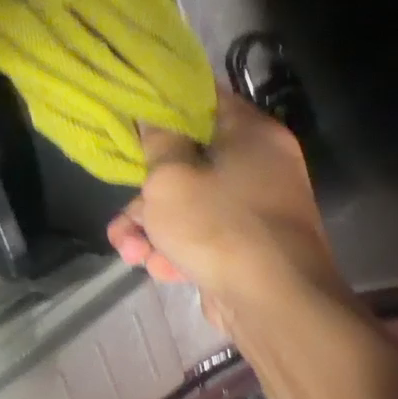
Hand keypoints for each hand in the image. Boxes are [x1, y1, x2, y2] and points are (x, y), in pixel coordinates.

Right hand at [107, 90, 344, 321]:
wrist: (272, 300)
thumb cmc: (217, 226)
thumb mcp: (169, 178)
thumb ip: (157, 142)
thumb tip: (152, 113)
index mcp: (250, 135)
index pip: (203, 99)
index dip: (161, 102)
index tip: (125, 113)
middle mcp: (257, 163)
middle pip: (181, 160)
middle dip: (142, 192)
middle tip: (125, 211)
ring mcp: (251, 204)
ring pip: (180, 202)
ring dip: (147, 228)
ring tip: (133, 253)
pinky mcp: (242, 239)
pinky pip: (194, 231)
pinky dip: (171, 247)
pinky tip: (160, 268)